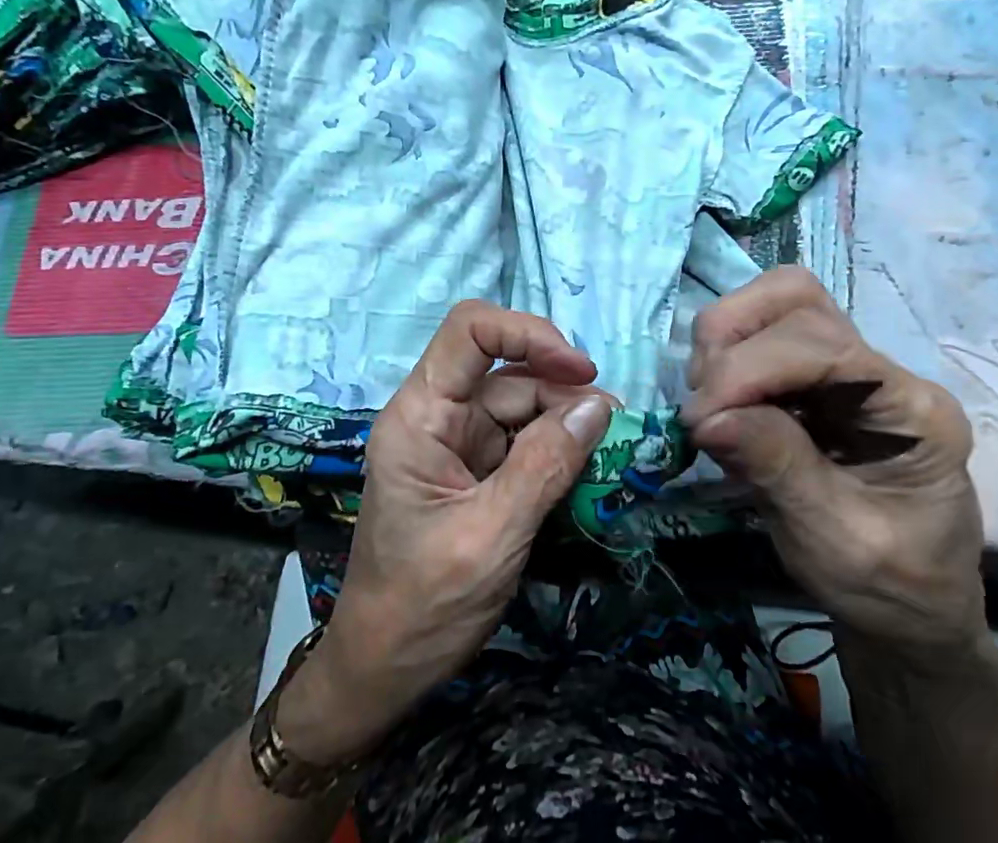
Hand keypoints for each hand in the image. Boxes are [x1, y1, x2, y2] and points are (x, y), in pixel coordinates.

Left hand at [277, 300, 612, 761]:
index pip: (469, 332)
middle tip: (612, 435)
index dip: (527, 333)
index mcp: (420, 417)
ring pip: (520, 410)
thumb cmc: (425, 602)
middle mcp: (435, 418)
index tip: (580, 371)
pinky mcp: (472, 475)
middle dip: (561, 395)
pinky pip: (520, 445)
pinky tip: (583, 477)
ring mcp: (454, 447)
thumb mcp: (493, 532)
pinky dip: (554, 454)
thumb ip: (546, 464)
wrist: (385, 666)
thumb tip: (598, 405)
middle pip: (505, 374)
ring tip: (604, 461)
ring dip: (564, 427)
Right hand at [683, 269, 984, 657]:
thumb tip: (706, 417)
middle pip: (795, 301)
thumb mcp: (836, 540)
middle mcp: (880, 372)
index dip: (749, 370)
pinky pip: (757, 337)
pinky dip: (722, 360)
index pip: (822, 346)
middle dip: (730, 345)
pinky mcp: (810, 381)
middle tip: (703, 411)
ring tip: (709, 407)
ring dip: (722, 343)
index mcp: (912, 410)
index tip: (700, 422)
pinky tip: (719, 409)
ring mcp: (844, 371)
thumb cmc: (888, 583)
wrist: (908, 609)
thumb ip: (778, 469)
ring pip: (772, 305)